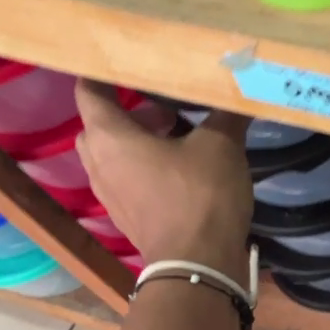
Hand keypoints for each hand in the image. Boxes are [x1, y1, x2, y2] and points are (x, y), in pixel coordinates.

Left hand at [73, 82, 252, 274]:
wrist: (197, 265)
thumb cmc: (199, 196)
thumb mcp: (221, 146)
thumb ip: (225, 116)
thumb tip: (240, 96)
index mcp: (109, 135)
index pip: (89, 89)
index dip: (106, 73)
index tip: (129, 65)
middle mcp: (98, 162)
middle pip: (102, 125)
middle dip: (131, 113)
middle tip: (167, 109)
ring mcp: (110, 195)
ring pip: (116, 156)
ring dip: (140, 144)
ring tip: (179, 142)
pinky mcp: (128, 219)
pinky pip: (129, 182)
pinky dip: (147, 171)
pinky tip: (182, 175)